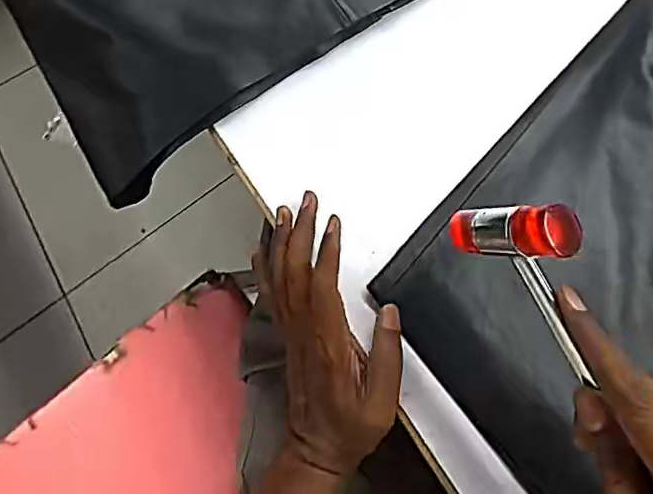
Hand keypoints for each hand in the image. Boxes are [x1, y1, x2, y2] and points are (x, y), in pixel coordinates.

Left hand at [254, 192, 401, 486]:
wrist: (315, 450)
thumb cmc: (347, 427)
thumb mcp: (382, 403)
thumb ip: (389, 355)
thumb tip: (391, 313)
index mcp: (328, 342)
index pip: (322, 285)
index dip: (325, 251)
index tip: (332, 224)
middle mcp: (304, 331)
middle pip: (296, 271)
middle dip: (300, 231)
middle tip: (307, 202)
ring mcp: (291, 331)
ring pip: (280, 277)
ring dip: (280, 240)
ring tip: (282, 212)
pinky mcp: (286, 334)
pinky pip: (271, 293)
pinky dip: (264, 266)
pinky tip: (261, 247)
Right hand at [558, 286, 652, 493]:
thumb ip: (615, 467)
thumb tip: (592, 406)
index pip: (638, 398)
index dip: (598, 347)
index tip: (569, 302)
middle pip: (651, 396)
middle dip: (607, 390)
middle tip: (582, 428)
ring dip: (627, 413)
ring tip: (605, 449)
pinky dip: (649, 429)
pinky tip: (635, 456)